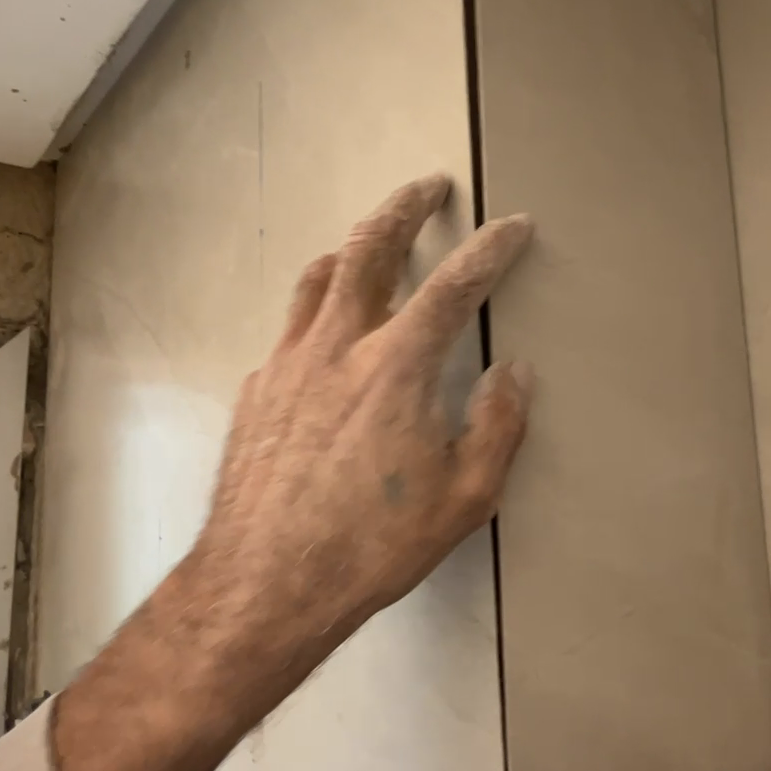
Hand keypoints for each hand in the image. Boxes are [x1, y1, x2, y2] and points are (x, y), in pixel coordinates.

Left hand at [53, 174, 535, 770]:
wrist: (264, 584)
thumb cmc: (372, 546)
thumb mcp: (464, 497)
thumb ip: (497, 424)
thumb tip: (513, 372)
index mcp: (396, 365)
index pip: (455, 284)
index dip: (491, 248)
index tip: (513, 226)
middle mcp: (337, 345)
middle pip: (370, 247)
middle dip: (405, 206)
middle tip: (430, 186)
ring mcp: (288, 362)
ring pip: (319, 277)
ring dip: (353, 249)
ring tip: (371, 243)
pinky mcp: (257, 389)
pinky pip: (292, 330)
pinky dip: (318, 314)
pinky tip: (326, 343)